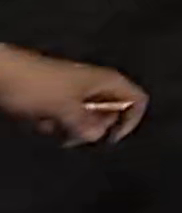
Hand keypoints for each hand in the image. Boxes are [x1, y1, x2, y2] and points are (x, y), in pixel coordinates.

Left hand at [0, 44, 147, 144]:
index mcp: (112, 82)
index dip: (130, 120)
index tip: (111, 139)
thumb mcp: (62, 108)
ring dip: (70, 125)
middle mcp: (101, 84)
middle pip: (111, 110)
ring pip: (86, 113)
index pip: (137, 101)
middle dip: (92, 127)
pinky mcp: (59, 94)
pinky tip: (40, 122)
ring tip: (49, 128)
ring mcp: (79, 89)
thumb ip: (83, 123)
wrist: (4, 73)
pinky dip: (57, 120)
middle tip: (71, 139)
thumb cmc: (40, 87)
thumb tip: (97, 137)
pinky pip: (68, 111)